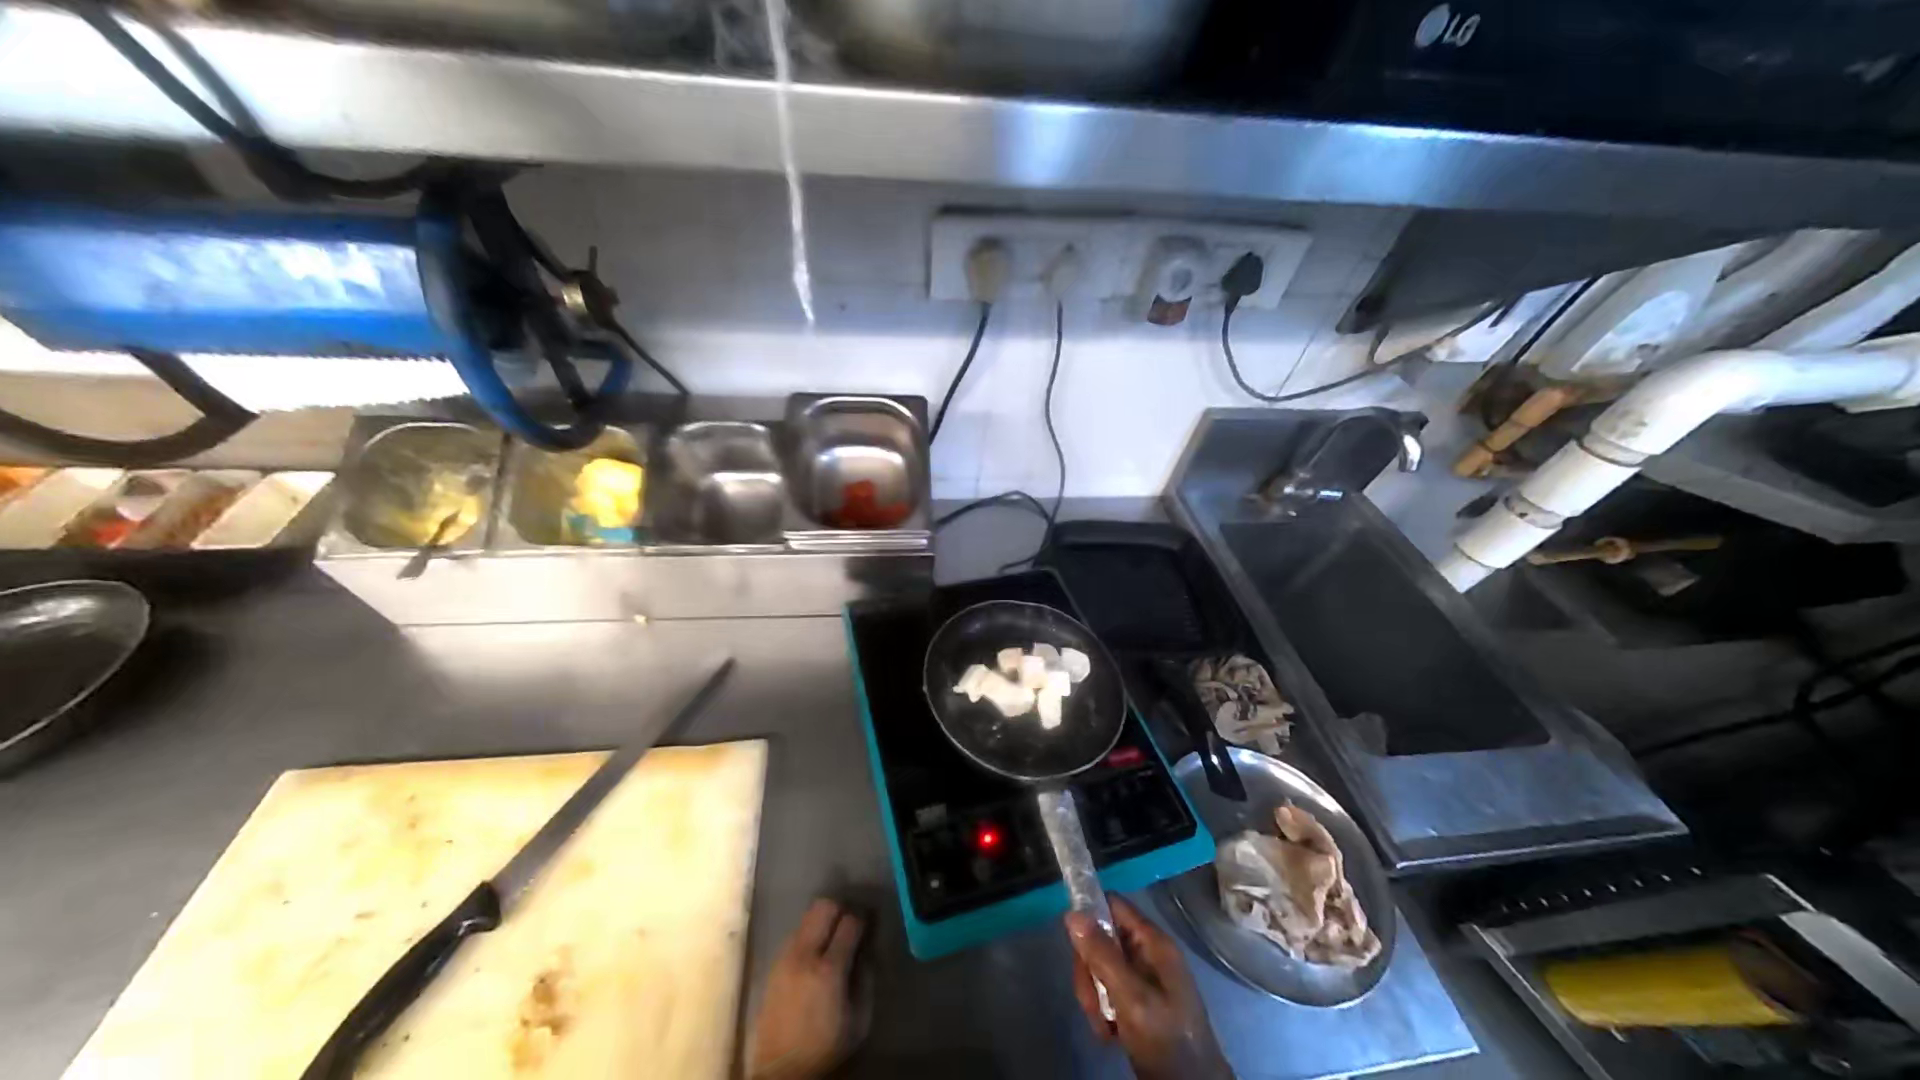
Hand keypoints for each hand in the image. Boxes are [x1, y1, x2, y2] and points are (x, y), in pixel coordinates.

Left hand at [747, 898, 865, 1079]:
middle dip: (840, 910)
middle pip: (823, 907)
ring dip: (822, 922)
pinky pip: (794, 935)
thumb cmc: (825, 1048)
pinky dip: (808, 936)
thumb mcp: (858, 1021)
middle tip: (849, 925)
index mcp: (829, 969)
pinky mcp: (773, 966)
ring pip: (806, 918)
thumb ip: (865, 981)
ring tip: (831, 940)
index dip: (862, 919)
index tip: (868, 925)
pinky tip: (814, 956)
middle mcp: (804, 955)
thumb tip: (865, 953)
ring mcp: (785, 958)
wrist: (781, 1071)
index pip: (849, 922)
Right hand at [1066, 897, 1233, 1079]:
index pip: (1113, 905)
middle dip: (1089, 968)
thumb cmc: (1165, 1038)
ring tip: (1102, 1024)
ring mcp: (1143, 978)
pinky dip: (1102, 1009)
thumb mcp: (1130, 996)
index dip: (1089, 914)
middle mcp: (1148, 953)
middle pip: (1102, 938)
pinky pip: (1108, 989)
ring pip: (1101, 966)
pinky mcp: (1138, 1000)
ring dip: (1093, 994)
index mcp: (1153, 942)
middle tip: (1089, 999)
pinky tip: (1109, 1032)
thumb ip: (1102, 955)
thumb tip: (1072, 913)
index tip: (1072, 941)